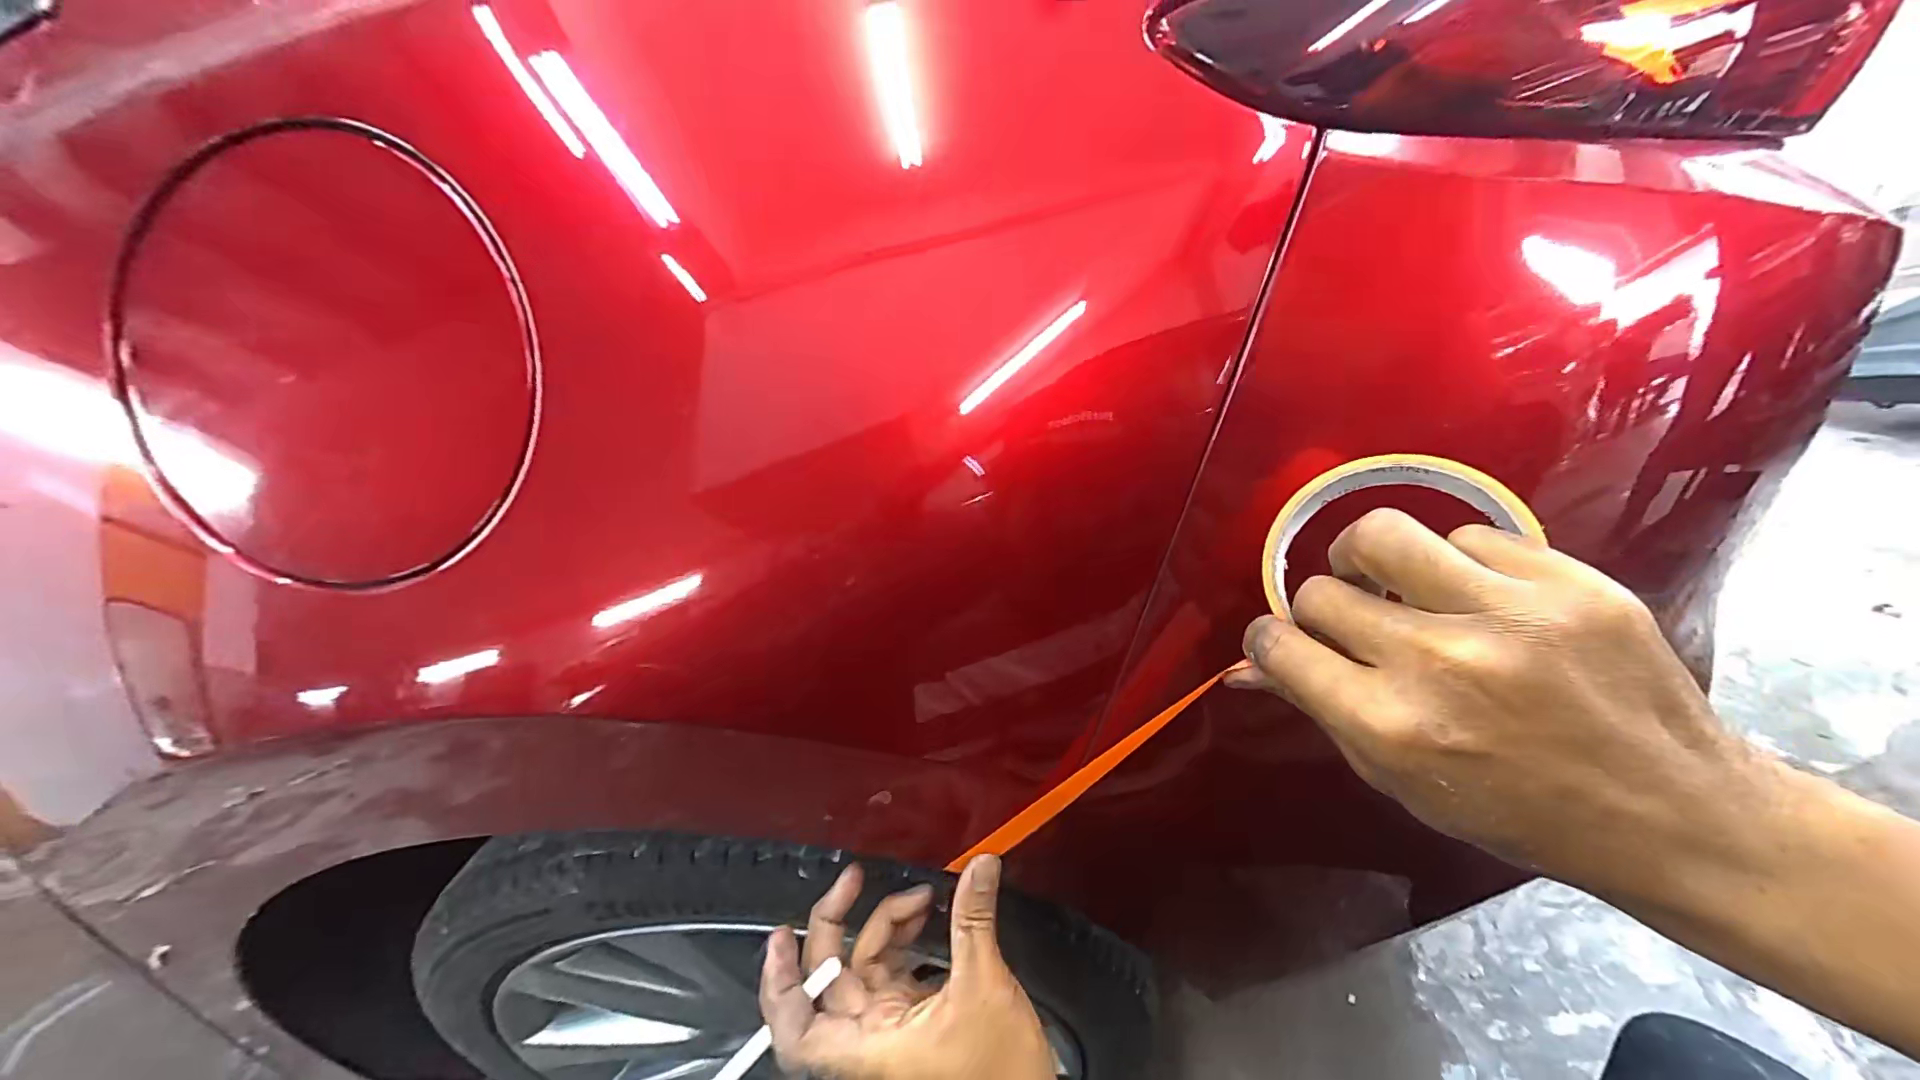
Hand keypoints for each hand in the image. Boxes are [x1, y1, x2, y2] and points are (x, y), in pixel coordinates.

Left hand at [758, 854, 1054, 1079]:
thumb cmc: (1002, 1070)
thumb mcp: (984, 985)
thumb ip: (974, 919)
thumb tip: (981, 866)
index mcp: (871, 1046)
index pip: (799, 1030)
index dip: (781, 986)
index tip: (781, 937)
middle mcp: (871, 1037)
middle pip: (829, 978)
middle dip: (837, 922)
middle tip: (853, 880)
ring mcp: (891, 1026)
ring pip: (863, 966)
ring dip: (885, 923)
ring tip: (919, 897)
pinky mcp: (913, 1017)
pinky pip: (891, 968)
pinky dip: (903, 938)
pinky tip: (924, 915)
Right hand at [1224, 507, 1771, 903]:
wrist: (1676, 813)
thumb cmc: (1515, 808)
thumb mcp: (1398, 777)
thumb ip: (1319, 708)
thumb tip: (1246, 668)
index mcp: (1391, 725)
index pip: (1279, 647)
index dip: (1267, 640)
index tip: (1282, 641)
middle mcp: (1440, 662)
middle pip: (1319, 592)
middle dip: (1321, 608)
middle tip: (1351, 622)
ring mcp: (1510, 615)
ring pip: (1381, 534)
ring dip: (1367, 558)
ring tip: (1389, 579)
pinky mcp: (1571, 582)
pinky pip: (1469, 534)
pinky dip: (1455, 561)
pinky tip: (1475, 592)